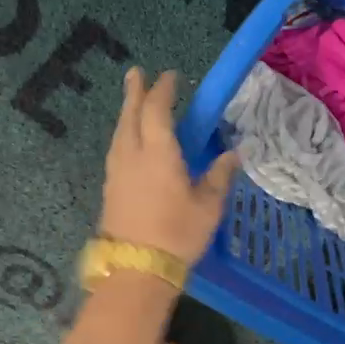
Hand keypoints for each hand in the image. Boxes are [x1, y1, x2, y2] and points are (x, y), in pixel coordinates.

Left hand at [100, 68, 239, 266]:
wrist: (136, 270)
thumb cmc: (177, 234)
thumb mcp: (208, 206)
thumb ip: (219, 176)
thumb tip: (233, 154)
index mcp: (158, 152)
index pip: (157, 110)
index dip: (163, 90)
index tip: (171, 76)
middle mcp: (132, 154)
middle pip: (130, 114)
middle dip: (135, 92)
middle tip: (137, 73)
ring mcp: (117, 171)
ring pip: (120, 131)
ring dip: (127, 112)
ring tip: (134, 102)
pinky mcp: (111, 187)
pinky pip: (117, 148)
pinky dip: (125, 133)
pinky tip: (130, 139)